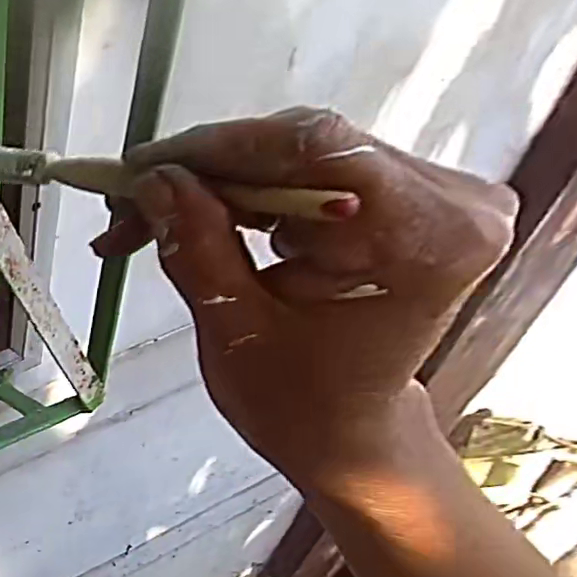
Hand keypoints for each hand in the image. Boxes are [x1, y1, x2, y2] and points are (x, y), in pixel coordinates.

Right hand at [91, 107, 517, 490]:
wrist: (342, 427)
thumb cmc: (293, 401)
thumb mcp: (234, 332)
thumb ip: (197, 249)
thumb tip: (153, 183)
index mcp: (421, 240)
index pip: (314, 151)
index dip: (217, 149)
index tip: (140, 168)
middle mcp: (450, 200)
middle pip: (305, 150)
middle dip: (204, 174)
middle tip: (126, 207)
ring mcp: (434, 194)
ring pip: (298, 159)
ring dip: (214, 186)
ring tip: (147, 220)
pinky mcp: (405, 197)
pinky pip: (307, 176)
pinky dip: (242, 196)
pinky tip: (195, 217)